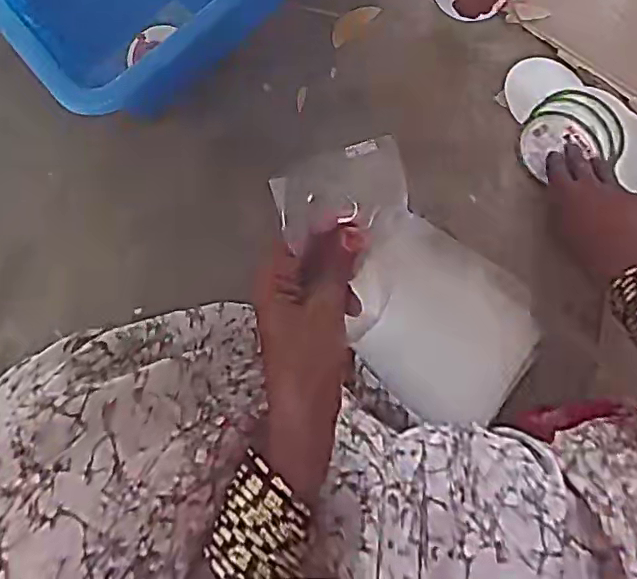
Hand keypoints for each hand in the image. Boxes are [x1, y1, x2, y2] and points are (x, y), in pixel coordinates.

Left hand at [253, 225, 363, 501]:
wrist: (304, 422)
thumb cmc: (307, 364)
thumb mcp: (325, 310)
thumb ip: (336, 268)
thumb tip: (350, 232)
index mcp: (271, 281)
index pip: (295, 237)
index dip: (322, 223)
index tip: (352, 214)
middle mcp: (276, 289)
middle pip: (306, 252)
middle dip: (334, 243)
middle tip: (364, 235)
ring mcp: (290, 307)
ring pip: (317, 271)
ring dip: (340, 266)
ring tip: (362, 265)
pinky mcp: (306, 323)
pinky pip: (323, 292)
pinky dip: (339, 291)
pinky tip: (354, 304)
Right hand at [545, 142, 636, 288]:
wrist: (631, 268)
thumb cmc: (593, 260)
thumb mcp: (565, 235)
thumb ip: (562, 213)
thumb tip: (561, 204)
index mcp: (567, 195)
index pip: (557, 170)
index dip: (554, 161)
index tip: (553, 155)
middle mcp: (591, 187)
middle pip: (580, 163)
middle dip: (574, 153)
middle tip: (570, 146)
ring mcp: (617, 191)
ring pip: (604, 170)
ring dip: (597, 163)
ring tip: (594, 158)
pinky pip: (628, 189)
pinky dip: (623, 189)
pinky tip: (625, 190)